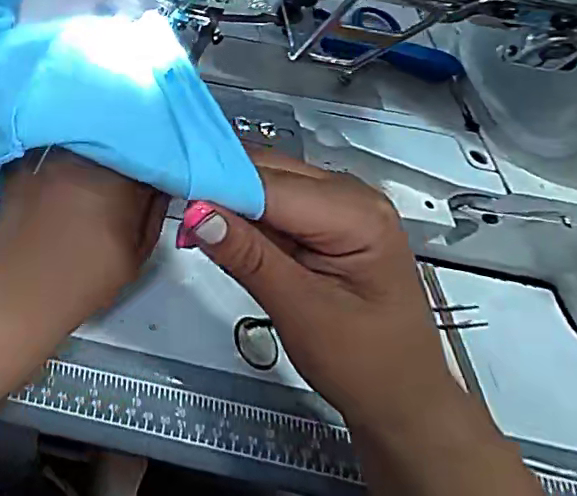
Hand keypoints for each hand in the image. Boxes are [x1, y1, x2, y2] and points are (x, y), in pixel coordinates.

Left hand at [0, 151, 164, 332]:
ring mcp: (52, 155)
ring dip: (96, 149)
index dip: (153, 162)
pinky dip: (66, 156)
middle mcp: (85, 156)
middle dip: (126, 152)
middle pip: (115, 141)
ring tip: (96, 171)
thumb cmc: (84, 278)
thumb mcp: (136, 254)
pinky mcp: (27, 161)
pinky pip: (56, 147)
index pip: (147, 154)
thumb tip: (160, 185)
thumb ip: (154, 212)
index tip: (155, 174)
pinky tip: (67, 174)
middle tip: (129, 173)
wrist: (20, 289)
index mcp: (119, 178)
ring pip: (85, 140)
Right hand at [182, 153, 452, 424]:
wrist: (404, 402)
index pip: (270, 185)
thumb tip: (198, 212)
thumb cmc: (368, 366)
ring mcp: (339, 202)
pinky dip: (244, 215)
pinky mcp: (324, 215)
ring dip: (228, 201)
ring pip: (264, 181)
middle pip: (267, 173)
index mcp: (358, 213)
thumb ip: (248, 257)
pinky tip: (223, 232)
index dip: (217, 186)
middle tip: (177, 211)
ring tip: (194, 224)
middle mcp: (351, 194)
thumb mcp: (302, 314)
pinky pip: (272, 200)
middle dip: (219, 189)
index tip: (172, 191)